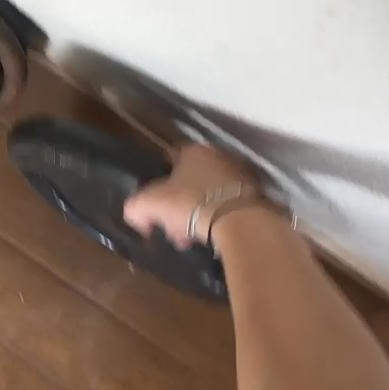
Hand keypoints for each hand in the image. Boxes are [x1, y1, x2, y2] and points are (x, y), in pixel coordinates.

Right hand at [122, 144, 259, 247]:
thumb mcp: (149, 204)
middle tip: (170, 229)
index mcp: (193, 151)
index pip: (167, 163)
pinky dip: (214, 219)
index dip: (156, 185)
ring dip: (193, 217)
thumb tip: (135, 215)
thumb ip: (135, 207)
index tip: (153, 206)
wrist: (238, 220)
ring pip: (206, 196)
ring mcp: (238, 174)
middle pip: (187, 183)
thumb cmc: (190, 203)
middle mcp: (218, 156)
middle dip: (175, 208)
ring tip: (188, 239)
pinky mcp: (254, 194)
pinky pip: (224, 206)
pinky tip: (207, 236)